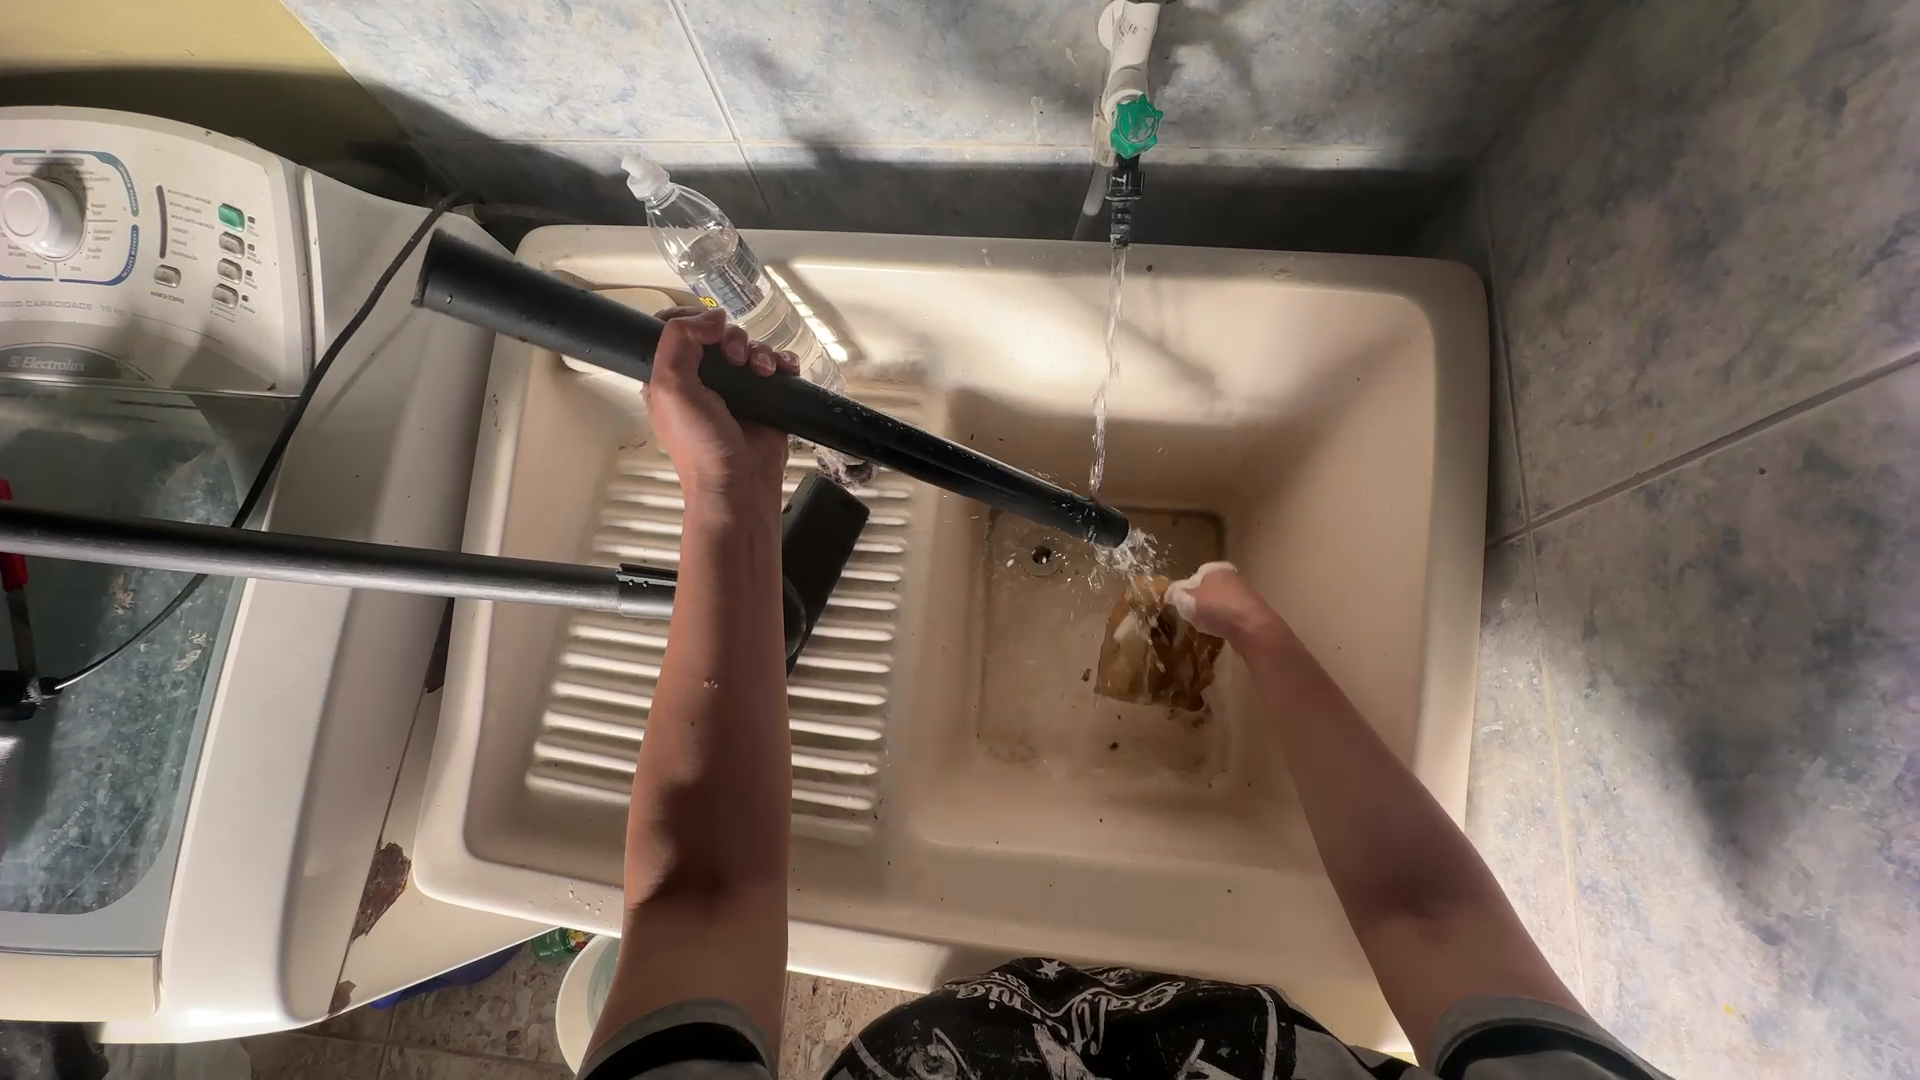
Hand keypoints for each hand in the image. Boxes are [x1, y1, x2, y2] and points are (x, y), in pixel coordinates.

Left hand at [644, 307, 797, 507]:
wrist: (739, 483)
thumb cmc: (699, 442)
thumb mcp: (671, 387)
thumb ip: (679, 341)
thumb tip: (712, 316)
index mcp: (672, 375)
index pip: (676, 330)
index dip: (691, 319)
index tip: (707, 326)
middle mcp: (705, 380)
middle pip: (720, 335)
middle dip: (733, 339)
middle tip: (736, 359)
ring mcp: (738, 390)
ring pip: (751, 349)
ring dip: (760, 352)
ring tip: (763, 371)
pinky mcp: (767, 401)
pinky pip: (778, 368)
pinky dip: (783, 363)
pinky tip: (784, 370)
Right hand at [1165, 562, 1285, 642]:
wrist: (1252, 628)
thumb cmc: (1216, 608)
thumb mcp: (1186, 599)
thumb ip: (1175, 593)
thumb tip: (1170, 592)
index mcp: (1216, 569)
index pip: (1198, 574)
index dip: (1187, 588)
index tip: (1181, 602)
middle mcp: (1233, 578)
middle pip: (1211, 588)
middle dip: (1201, 601)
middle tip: (1190, 615)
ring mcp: (1246, 596)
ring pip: (1222, 603)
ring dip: (1214, 613)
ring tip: (1203, 626)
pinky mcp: (1253, 613)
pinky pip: (1233, 617)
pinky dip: (1225, 623)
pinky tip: (1219, 633)